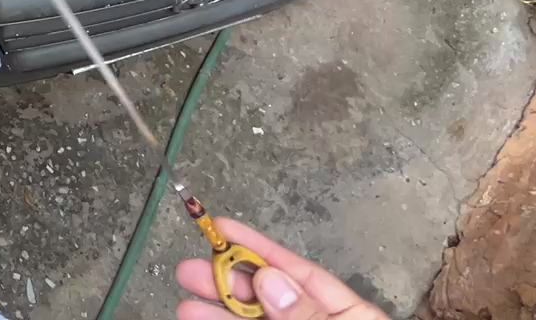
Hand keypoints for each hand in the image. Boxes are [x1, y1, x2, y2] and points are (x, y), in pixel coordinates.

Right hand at [176, 219, 390, 319]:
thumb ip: (309, 316)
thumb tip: (268, 277)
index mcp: (350, 315)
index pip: (298, 271)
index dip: (255, 246)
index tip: (217, 225)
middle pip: (267, 296)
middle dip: (225, 281)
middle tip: (186, 271)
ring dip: (217, 313)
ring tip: (184, 310)